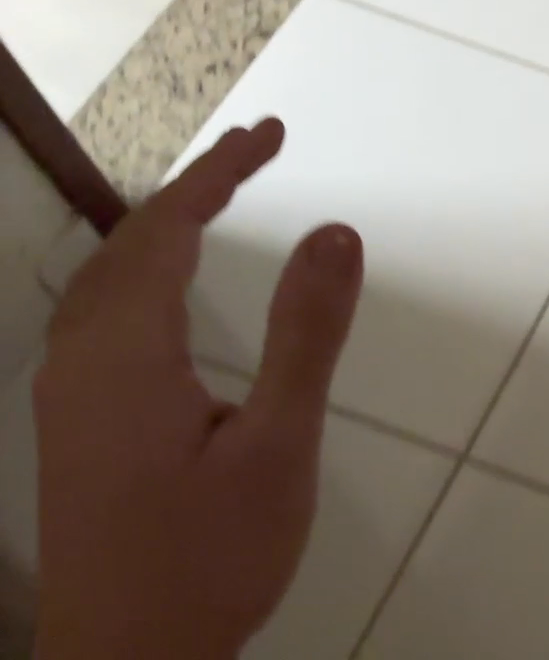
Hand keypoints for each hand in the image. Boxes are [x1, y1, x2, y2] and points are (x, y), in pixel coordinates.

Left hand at [32, 120, 361, 659]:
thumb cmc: (214, 551)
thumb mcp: (280, 439)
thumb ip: (309, 332)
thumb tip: (337, 232)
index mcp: (125, 362)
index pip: (164, 238)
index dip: (217, 177)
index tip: (273, 134)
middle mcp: (81, 367)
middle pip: (126, 249)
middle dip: (193, 186)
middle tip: (260, 145)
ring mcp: (74, 397)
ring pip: (107, 281)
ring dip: (166, 222)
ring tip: (224, 189)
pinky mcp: (85, 421)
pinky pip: (107, 313)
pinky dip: (149, 265)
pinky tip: (174, 276)